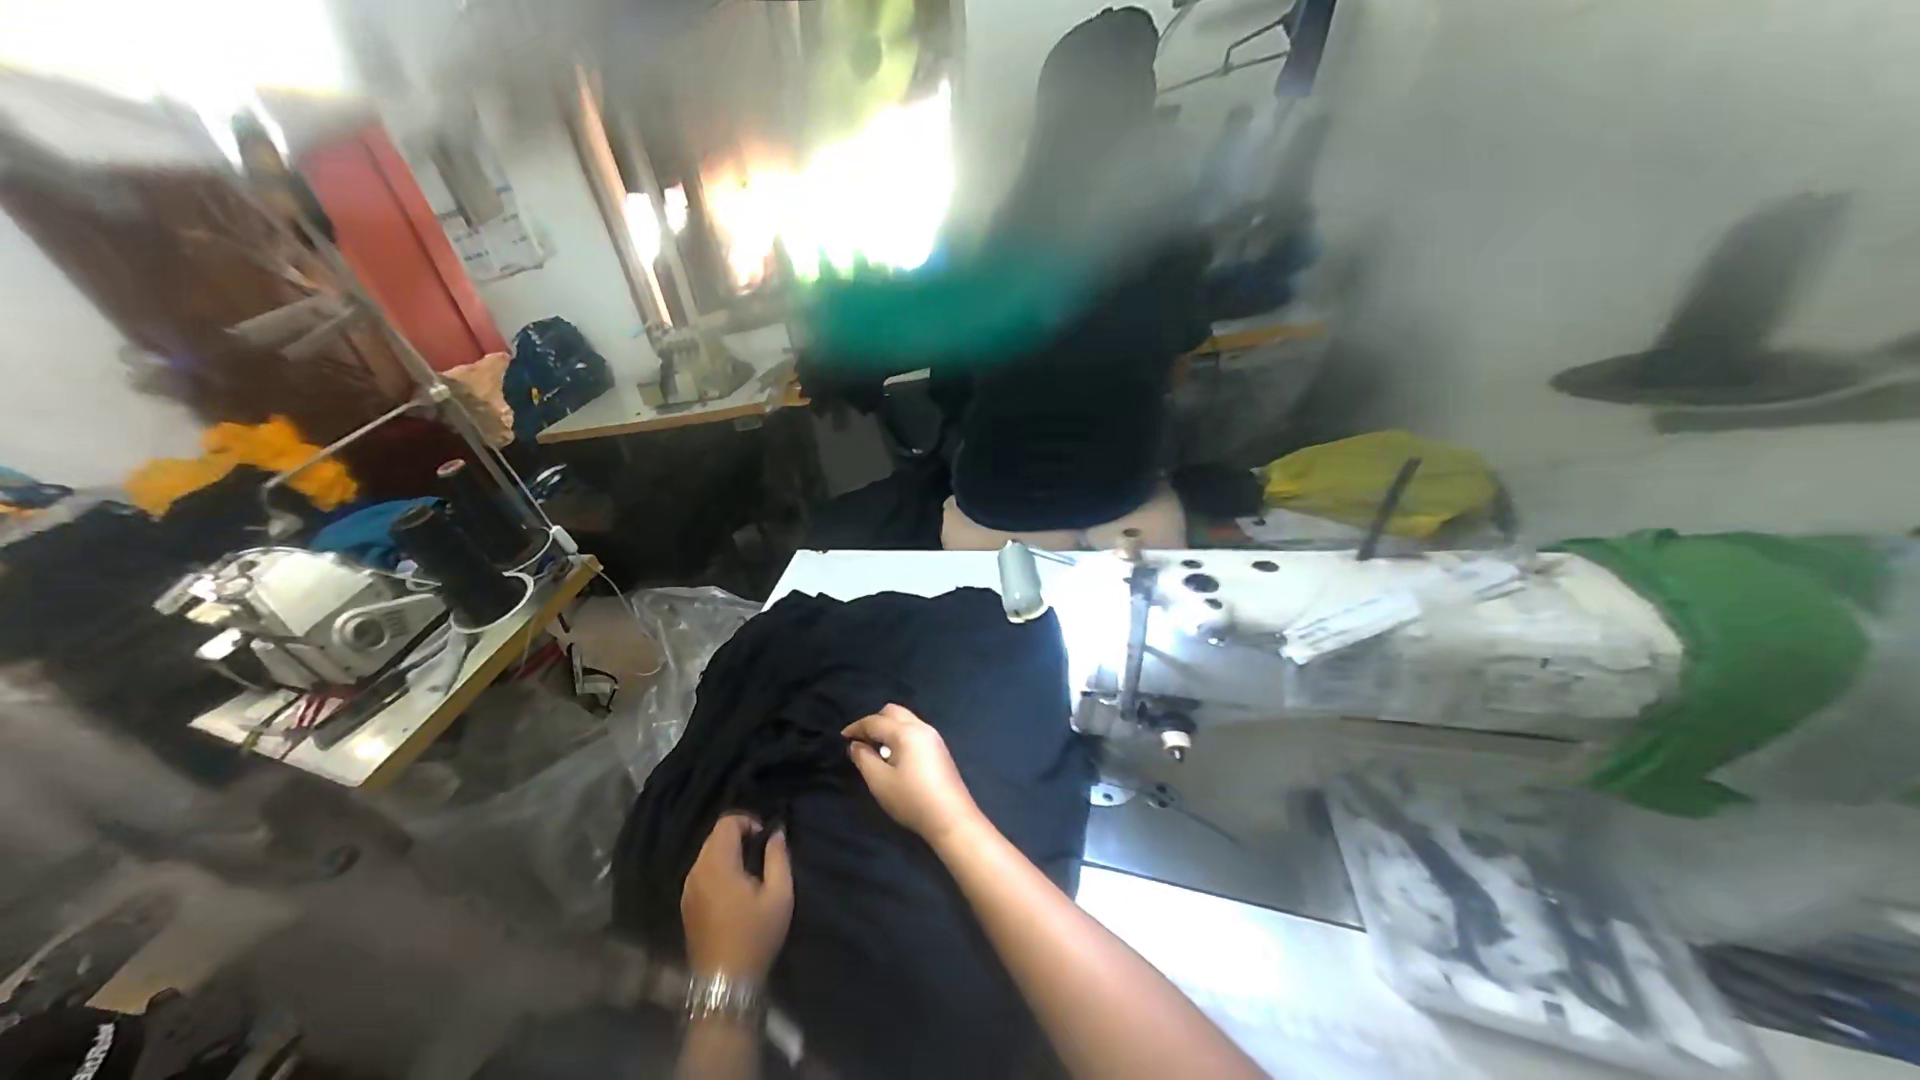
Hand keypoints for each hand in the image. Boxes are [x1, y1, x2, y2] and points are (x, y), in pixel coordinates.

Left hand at [681, 814, 791, 981]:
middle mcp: (696, 872)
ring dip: (727, 851)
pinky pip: (701, 872)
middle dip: (738, 835)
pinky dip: (718, 868)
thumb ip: (778, 857)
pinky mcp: (686, 904)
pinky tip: (734, 888)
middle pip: (714, 836)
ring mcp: (687, 889)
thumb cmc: (756, 936)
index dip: (747, 821)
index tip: (765, 838)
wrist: (725, 983)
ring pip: (706, 854)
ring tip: (750, 870)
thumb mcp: (780, 895)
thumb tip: (777, 833)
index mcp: (717, 865)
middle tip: (760, 851)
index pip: (726, 823)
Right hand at [842, 704, 986, 847]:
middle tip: (861, 740)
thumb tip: (856, 745)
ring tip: (876, 749)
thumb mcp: (880, 782)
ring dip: (888, 727)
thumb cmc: (912, 799)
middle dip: (874, 721)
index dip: (856, 727)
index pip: (875, 721)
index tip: (843, 737)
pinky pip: (915, 730)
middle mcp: (921, 727)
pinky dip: (900, 734)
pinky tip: (895, 755)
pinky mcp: (940, 749)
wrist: (951, 818)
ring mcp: (934, 737)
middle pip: (893, 711)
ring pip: (906, 719)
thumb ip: (864, 758)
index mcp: (906, 732)